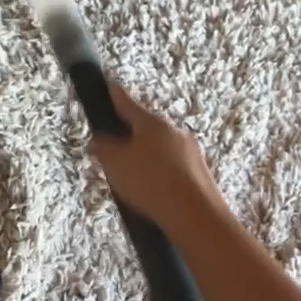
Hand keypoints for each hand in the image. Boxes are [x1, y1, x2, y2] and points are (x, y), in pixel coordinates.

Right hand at [88, 83, 222, 221]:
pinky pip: (174, 166)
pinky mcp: (201, 173)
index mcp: (151, 123)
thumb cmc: (150, 183)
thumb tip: (98, 140)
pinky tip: (154, 191)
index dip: (114, 94)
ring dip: (147, 155)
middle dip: (130, 135)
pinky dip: (161, 172)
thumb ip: (103, 149)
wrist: (196, 217)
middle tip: (114, 149)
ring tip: (134, 177)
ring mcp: (191, 151)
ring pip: (161, 147)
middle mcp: (174, 131)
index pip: (127, 103)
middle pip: (145, 127)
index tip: (109, 83)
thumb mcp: (115, 164)